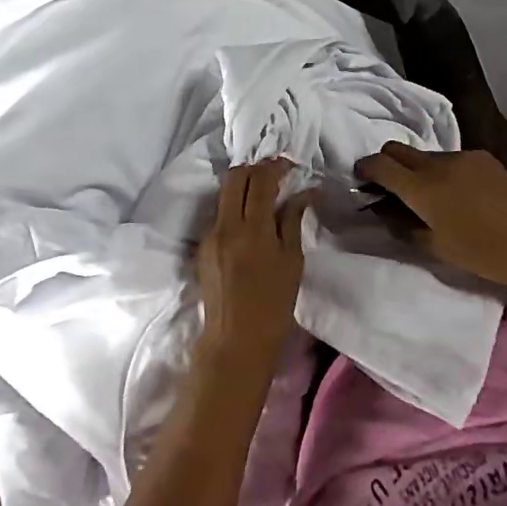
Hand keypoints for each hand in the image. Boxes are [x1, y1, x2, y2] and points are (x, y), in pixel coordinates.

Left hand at [196, 160, 309, 362]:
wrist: (236, 340)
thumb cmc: (274, 305)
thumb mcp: (292, 262)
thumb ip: (293, 221)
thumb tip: (304, 192)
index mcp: (253, 230)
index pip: (260, 181)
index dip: (275, 167)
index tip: (289, 165)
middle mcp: (226, 226)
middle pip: (234, 178)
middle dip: (255, 169)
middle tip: (275, 175)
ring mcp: (210, 236)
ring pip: (224, 195)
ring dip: (243, 187)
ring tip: (265, 194)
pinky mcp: (202, 247)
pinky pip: (219, 216)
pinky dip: (235, 208)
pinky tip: (250, 221)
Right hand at [355, 143, 506, 282]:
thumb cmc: (483, 253)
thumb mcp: (435, 247)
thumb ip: (404, 225)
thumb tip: (385, 211)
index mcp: (421, 189)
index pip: (380, 165)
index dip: (365, 169)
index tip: (362, 181)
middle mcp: (436, 165)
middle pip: (396, 149)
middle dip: (386, 163)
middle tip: (389, 187)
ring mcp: (461, 157)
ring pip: (424, 155)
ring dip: (416, 169)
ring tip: (429, 195)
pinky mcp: (481, 157)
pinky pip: (449, 159)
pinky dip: (441, 171)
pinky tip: (457, 193)